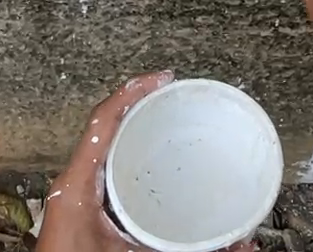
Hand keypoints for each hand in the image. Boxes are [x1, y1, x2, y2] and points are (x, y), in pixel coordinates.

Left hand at [39, 72, 257, 251]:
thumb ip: (191, 250)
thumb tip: (241, 247)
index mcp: (76, 184)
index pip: (102, 119)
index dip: (133, 91)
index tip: (163, 78)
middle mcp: (71, 183)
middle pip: (103, 126)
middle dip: (137, 105)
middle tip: (168, 93)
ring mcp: (72, 195)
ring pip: (101, 147)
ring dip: (129, 129)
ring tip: (159, 116)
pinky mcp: (78, 210)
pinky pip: (101, 168)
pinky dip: (123, 155)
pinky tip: (142, 161)